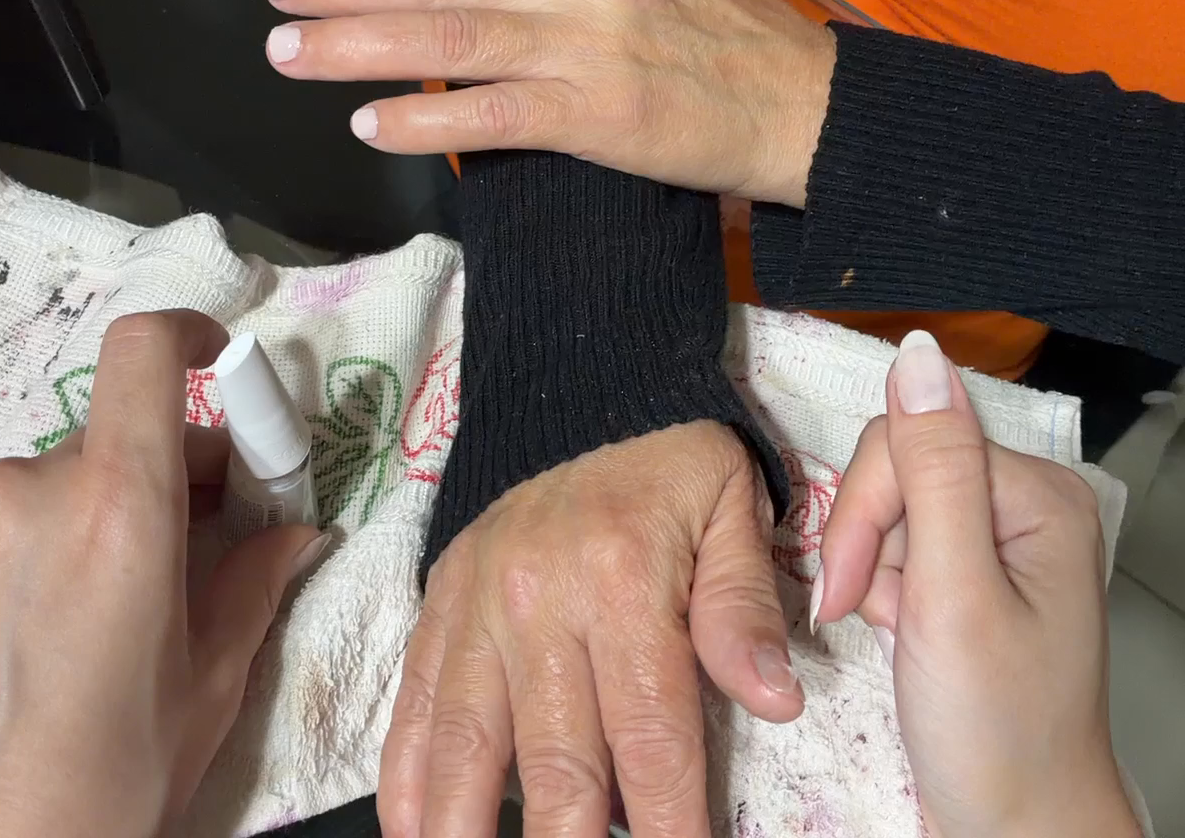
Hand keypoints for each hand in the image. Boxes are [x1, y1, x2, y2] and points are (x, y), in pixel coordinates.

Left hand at [0, 312, 325, 837]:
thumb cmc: (109, 781)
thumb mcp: (213, 681)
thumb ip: (258, 578)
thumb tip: (298, 531)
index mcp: (114, 508)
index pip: (142, 355)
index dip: (188, 334)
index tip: (220, 357)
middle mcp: (22, 492)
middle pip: (118, 438)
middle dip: (170, 472)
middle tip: (194, 545)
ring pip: (57, 484)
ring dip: (101, 513)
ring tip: (105, 608)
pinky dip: (38, 546)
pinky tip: (34, 635)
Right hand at [379, 421, 803, 836]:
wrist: (578, 391)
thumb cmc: (667, 457)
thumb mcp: (730, 508)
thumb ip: (742, 603)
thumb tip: (774, 703)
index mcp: (622, 581)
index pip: (652, 741)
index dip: (673, 835)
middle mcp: (537, 600)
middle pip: (554, 767)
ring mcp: (476, 601)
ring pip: (465, 746)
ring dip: (467, 833)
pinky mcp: (441, 595)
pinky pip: (416, 696)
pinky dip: (409, 774)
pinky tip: (415, 828)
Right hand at [811, 332, 1140, 837]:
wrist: (1012, 826)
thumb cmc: (990, 722)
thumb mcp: (953, 590)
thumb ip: (934, 467)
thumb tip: (917, 348)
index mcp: (1032, 491)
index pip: (907, 440)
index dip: (862, 508)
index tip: (845, 589)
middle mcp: (1017, 497)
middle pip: (893, 466)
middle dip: (864, 539)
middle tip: (860, 610)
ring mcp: (991, 531)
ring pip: (882, 502)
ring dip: (866, 566)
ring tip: (891, 627)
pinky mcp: (964, 562)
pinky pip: (891, 537)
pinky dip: (875, 581)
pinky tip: (896, 625)